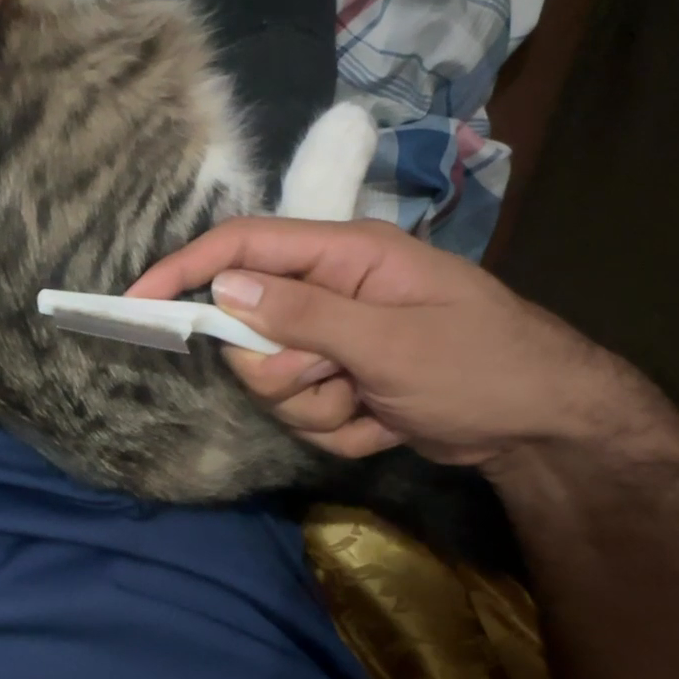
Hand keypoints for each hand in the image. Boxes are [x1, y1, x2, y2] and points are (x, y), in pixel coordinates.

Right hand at [128, 218, 648, 467]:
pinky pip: (299, 416)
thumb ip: (303, 312)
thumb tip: (224, 286)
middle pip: (247, 333)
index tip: (138, 301)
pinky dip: (338, 430)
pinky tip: (384, 421)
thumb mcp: (390, 338)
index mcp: (343, 259)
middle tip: (335, 378)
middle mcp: (327, 296)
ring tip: (374, 403)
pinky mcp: (335, 385)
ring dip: (316, 408)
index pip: (243, 249)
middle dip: (282, 371)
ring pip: (268, 383)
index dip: (184, 269)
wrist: (540, 429)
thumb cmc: (481, 366)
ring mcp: (330, 344)